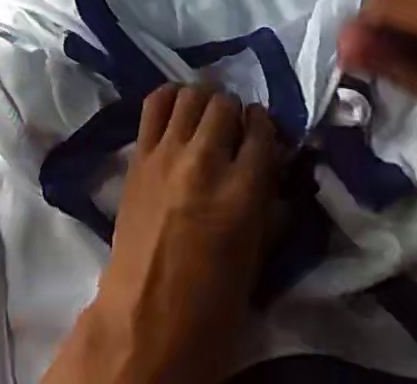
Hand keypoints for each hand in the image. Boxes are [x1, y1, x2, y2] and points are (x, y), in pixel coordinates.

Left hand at [44, 86, 280, 383]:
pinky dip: (170, 98)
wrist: (146, 321)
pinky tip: (178, 110)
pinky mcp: (139, 156)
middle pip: (226, 104)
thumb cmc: (212, 302)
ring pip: (192, 95)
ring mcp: (167, 154)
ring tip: (207, 120)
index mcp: (242, 190)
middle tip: (235, 131)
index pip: (262, 130)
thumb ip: (270, 202)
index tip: (264, 135)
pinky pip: (155, 103)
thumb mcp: (258, 254)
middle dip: (237, 113)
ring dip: (205, 103)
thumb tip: (277, 165)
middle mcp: (205, 161)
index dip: (266, 127)